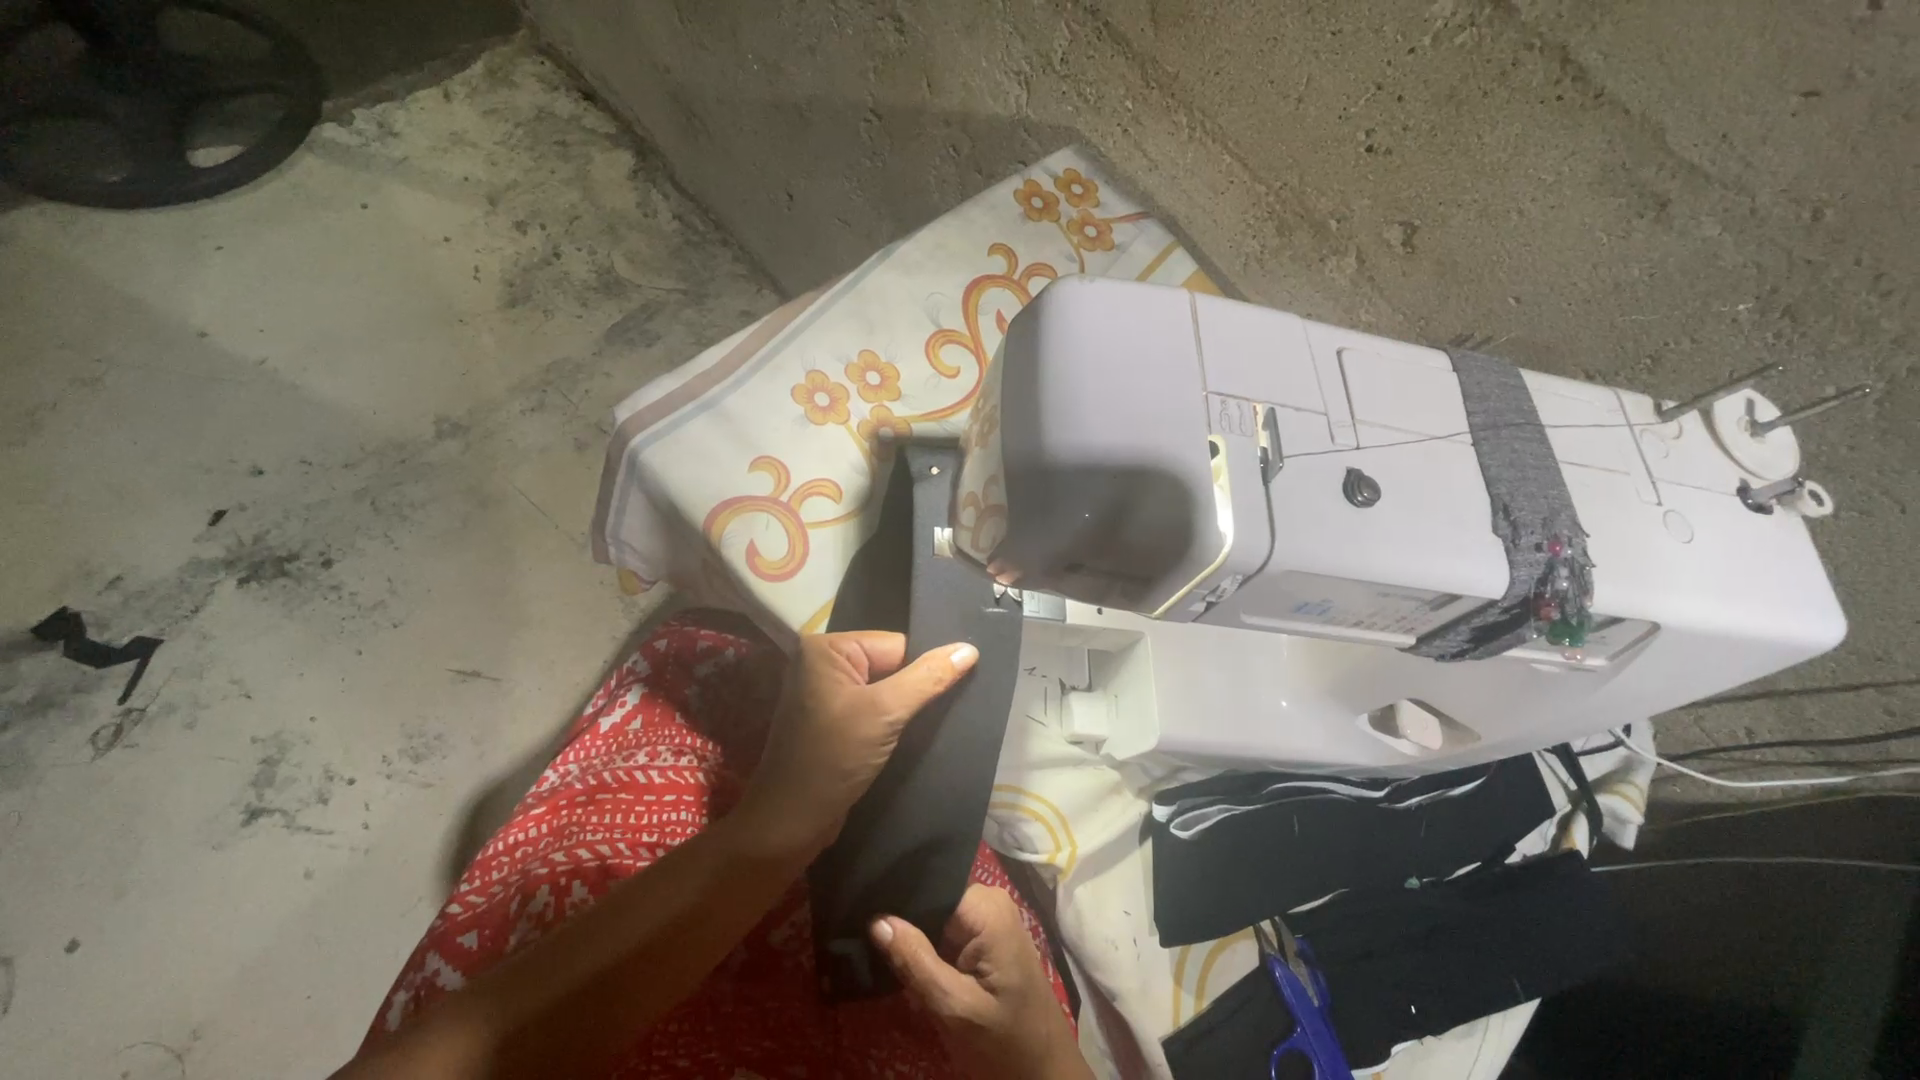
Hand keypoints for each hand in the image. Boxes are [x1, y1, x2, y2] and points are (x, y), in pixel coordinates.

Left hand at [734, 631, 977, 855]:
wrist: (792, 823)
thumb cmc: (833, 759)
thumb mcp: (885, 713)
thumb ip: (928, 678)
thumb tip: (970, 648)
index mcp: (826, 648)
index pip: (896, 644)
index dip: (920, 670)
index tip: (944, 695)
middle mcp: (822, 663)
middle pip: (891, 664)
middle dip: (913, 690)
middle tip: (939, 713)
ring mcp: (826, 694)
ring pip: (886, 689)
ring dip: (905, 709)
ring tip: (925, 728)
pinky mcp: (833, 722)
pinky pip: (873, 709)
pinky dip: (891, 722)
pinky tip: (907, 739)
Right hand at [871, 885, 1092, 1079]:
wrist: (1044, 1073)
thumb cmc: (1005, 1042)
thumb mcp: (954, 1007)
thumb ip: (915, 961)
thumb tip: (877, 920)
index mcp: (986, 907)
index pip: (928, 887)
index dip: (898, 904)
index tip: (866, 920)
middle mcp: (990, 901)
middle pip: (930, 901)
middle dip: (904, 927)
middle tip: (873, 949)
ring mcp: (990, 920)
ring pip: (935, 919)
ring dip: (914, 944)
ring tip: (887, 960)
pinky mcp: (987, 939)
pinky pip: (947, 934)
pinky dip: (929, 954)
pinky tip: (911, 970)